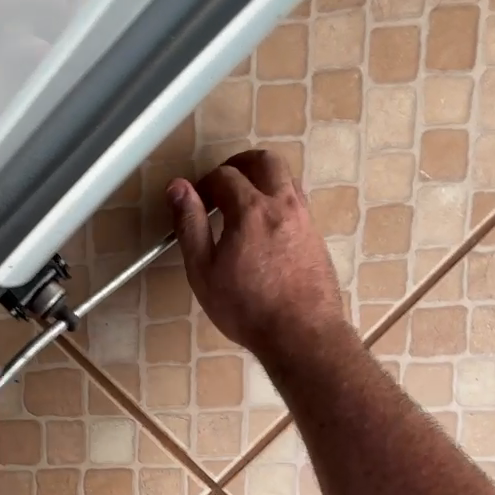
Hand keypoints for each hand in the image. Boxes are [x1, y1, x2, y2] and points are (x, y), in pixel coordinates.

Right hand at [166, 150, 349, 359]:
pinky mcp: (316, 236)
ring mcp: (304, 219)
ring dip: (262, 179)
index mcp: (251, 209)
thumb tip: (178, 189)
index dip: (204, 183)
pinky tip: (264, 227)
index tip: (195, 200)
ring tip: (243, 202)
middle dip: (240, 164)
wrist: (301, 333)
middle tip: (221, 182)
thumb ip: (190, 225)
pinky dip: (277, 199)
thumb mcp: (203, 271)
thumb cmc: (245, 307)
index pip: (225, 176)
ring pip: (286, 179)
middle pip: (265, 162)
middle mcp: (282, 205)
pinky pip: (296, 202)